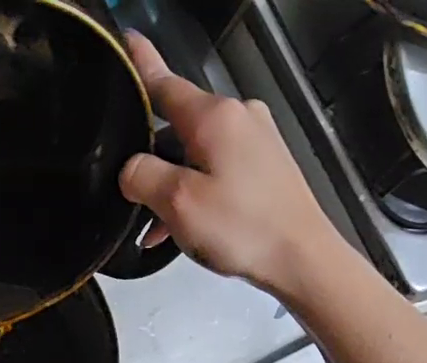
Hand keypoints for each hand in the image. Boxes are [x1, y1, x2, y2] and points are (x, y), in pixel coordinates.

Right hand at [118, 33, 345, 297]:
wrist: (300, 257)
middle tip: (130, 196)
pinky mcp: (263, 164)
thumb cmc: (241, 228)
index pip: (166, 84)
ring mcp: (254, 139)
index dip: (142, 65)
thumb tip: (131, 168)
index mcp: (215, 117)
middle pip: (176, 125)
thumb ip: (143, 177)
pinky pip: (213, 169)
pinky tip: (179, 228)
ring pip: (193, 153)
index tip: (127, 41)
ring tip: (155, 226)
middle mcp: (238, 117)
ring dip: (170, 184)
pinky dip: (193, 193)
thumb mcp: (178, 203)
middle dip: (151, 157)